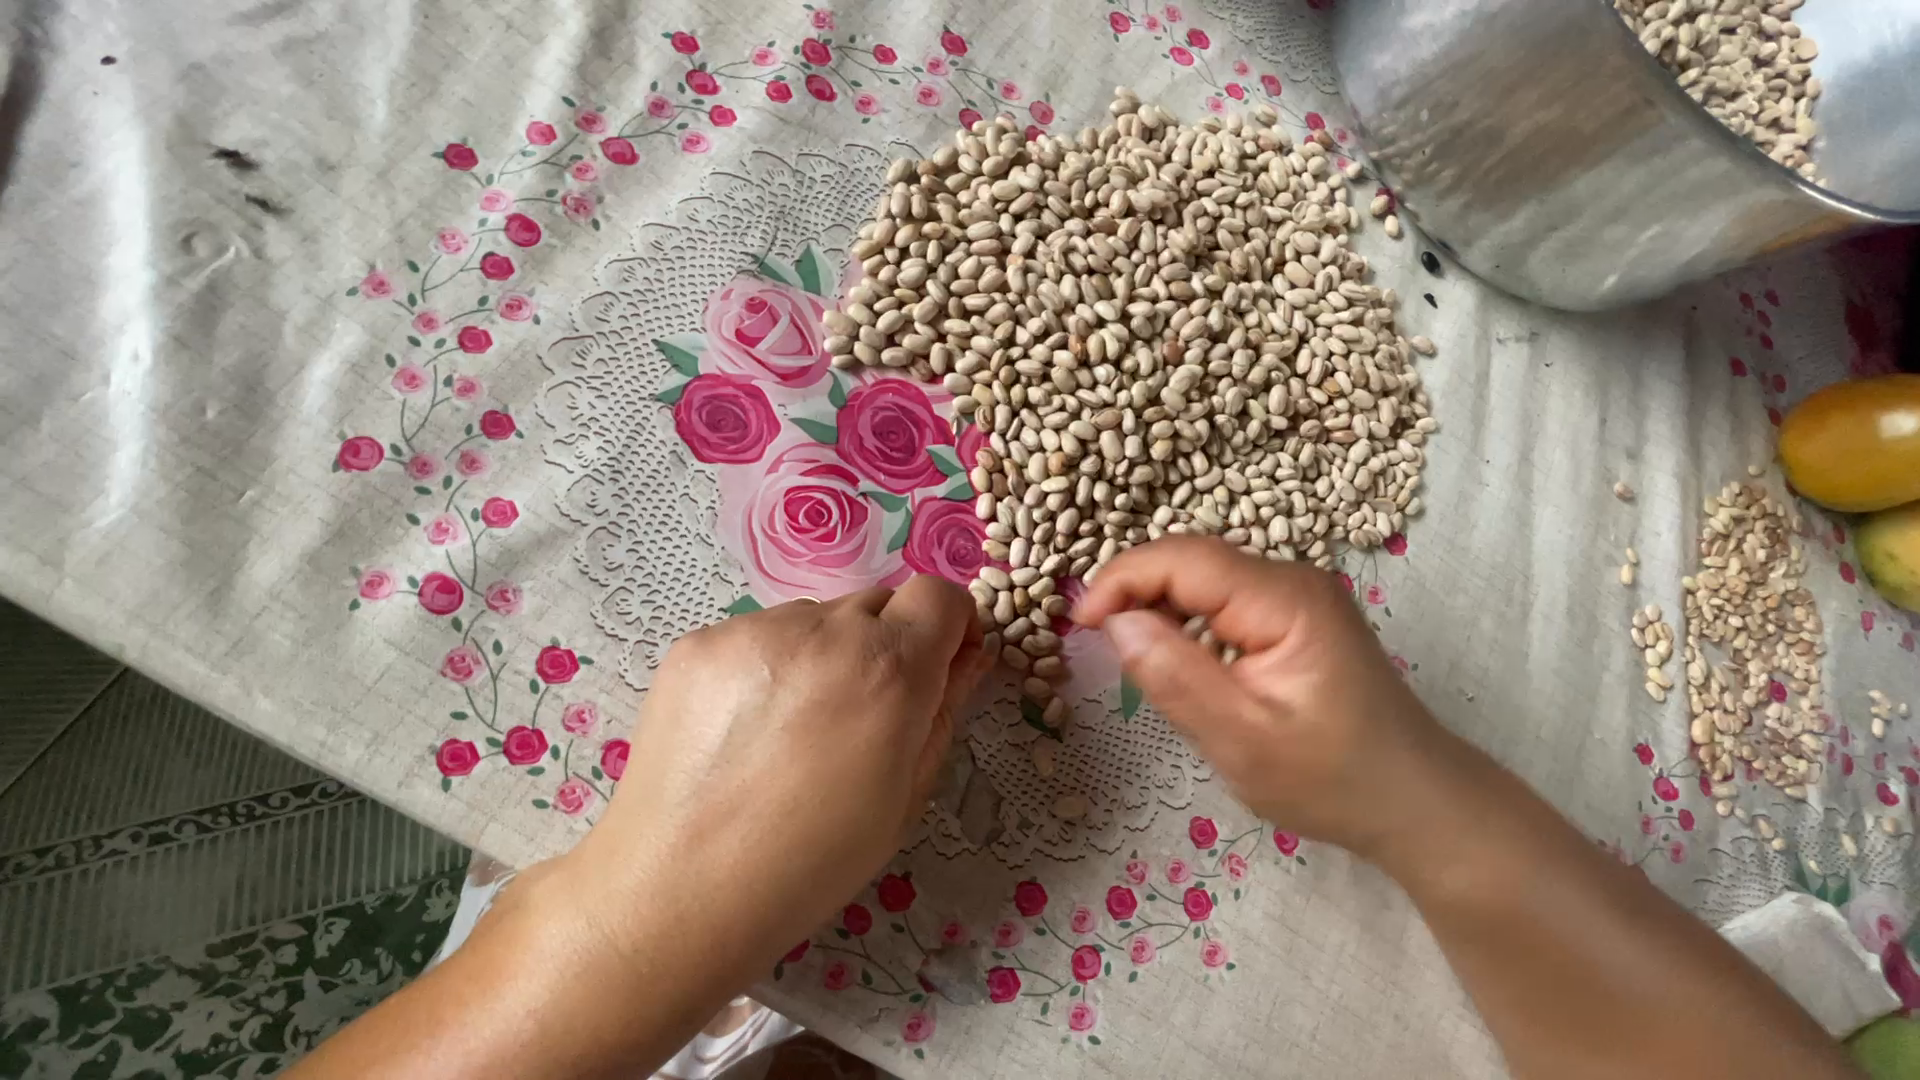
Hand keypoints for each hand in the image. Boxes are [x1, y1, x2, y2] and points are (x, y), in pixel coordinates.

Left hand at [548, 576, 988, 982]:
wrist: (676, 893)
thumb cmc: (811, 862)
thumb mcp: (905, 796)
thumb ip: (945, 709)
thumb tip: (968, 655)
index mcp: (889, 670)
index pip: (941, 595)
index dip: (949, 626)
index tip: (938, 665)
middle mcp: (827, 631)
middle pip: (880, 604)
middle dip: (887, 644)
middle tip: (858, 712)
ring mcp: (756, 629)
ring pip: (818, 618)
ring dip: (826, 652)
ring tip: (791, 725)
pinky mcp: (701, 641)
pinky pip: (760, 633)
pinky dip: (770, 664)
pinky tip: (745, 725)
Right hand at [1074, 536, 1451, 861]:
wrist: (1414, 801)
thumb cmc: (1332, 779)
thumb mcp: (1242, 741)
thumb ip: (1174, 677)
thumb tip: (1114, 622)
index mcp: (1285, 599)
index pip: (1182, 558)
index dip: (1121, 580)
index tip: (1079, 624)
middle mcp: (1290, 578)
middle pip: (1188, 558)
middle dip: (1132, 589)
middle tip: (1097, 642)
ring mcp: (1293, 592)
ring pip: (1198, 574)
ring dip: (1153, 602)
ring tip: (1128, 651)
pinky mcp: (1289, 612)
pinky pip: (1217, 596)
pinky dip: (1179, 615)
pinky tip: (1170, 652)